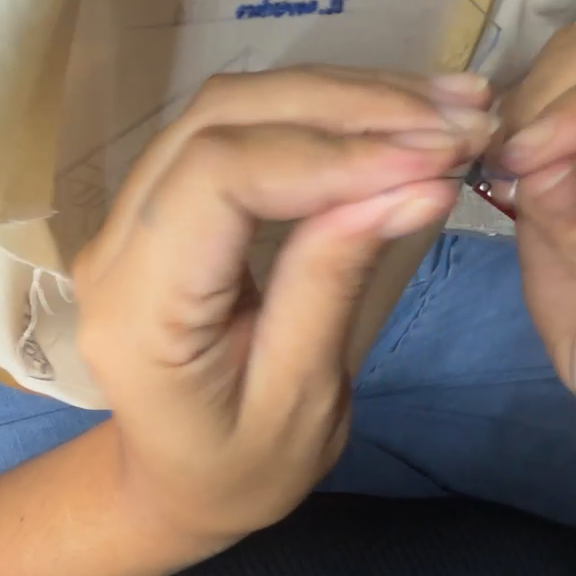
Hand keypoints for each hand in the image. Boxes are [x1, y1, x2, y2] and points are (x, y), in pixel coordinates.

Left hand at [73, 68, 495, 541]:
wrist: (174, 476)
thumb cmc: (235, 468)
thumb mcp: (300, 401)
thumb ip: (333, 284)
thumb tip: (415, 181)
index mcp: (137, 309)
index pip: (215, 180)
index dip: (328, 154)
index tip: (436, 160)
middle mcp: (115, 246)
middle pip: (218, 121)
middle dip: (347, 107)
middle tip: (460, 120)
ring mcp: (129, 218)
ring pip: (228, 109)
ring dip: (341, 98)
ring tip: (448, 107)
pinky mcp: (161, 206)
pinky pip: (234, 132)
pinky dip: (318, 115)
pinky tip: (392, 117)